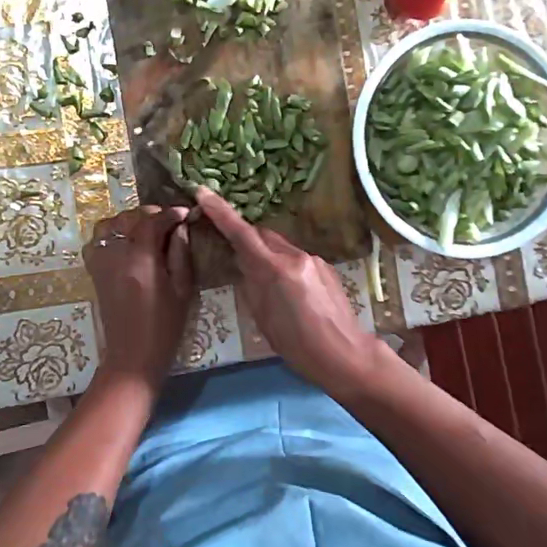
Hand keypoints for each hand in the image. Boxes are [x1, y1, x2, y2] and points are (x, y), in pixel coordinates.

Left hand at [83, 205, 193, 394]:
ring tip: (148, 230)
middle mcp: (117, 256)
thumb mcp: (183, 288)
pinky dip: (113, 233)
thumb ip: (181, 253)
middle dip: (152, 215)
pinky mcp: (94, 271)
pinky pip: (98, 240)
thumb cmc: (165, 325)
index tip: (185, 214)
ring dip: (130, 221)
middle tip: (170, 223)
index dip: (171, 214)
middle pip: (130, 218)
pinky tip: (128, 242)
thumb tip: (181, 227)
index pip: (153, 222)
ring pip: (110, 225)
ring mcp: (101, 263)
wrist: (133, 355)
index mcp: (142, 261)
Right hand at [194, 188, 390, 395]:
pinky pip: (299, 259)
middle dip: (247, 240)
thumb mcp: (263, 318)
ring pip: (282, 248)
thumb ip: (252, 285)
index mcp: (275, 269)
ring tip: (265, 286)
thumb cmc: (297, 345)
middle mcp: (297, 256)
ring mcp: (315, 260)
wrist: (343, 353)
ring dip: (268, 257)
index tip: (204, 193)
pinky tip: (290, 294)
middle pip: (264, 237)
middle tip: (233, 255)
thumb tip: (245, 265)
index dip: (221, 213)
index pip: (242, 234)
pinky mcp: (327, 268)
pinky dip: (286, 267)